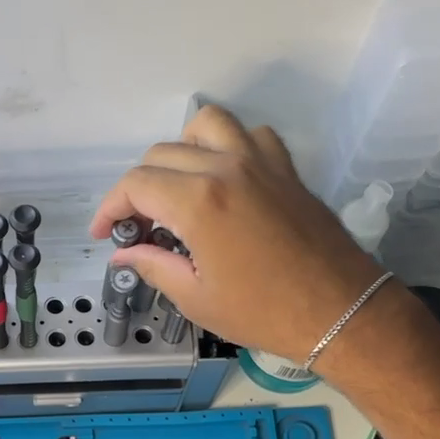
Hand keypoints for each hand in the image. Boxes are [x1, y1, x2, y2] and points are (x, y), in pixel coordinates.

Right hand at [89, 104, 390, 360]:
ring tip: (175, 188)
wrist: (335, 309)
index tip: (104, 234)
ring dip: (180, 151)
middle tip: (138, 227)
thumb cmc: (260, 312)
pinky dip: (226, 148)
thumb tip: (123, 254)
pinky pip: (249, 135)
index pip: (136, 184)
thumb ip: (153, 265)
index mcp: (198, 202)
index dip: (111, 208)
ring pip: (206, 126)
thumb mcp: (195, 298)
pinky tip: (222, 180)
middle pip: (163, 154)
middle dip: (139, 188)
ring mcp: (260, 162)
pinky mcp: (285, 168)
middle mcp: (226, 167)